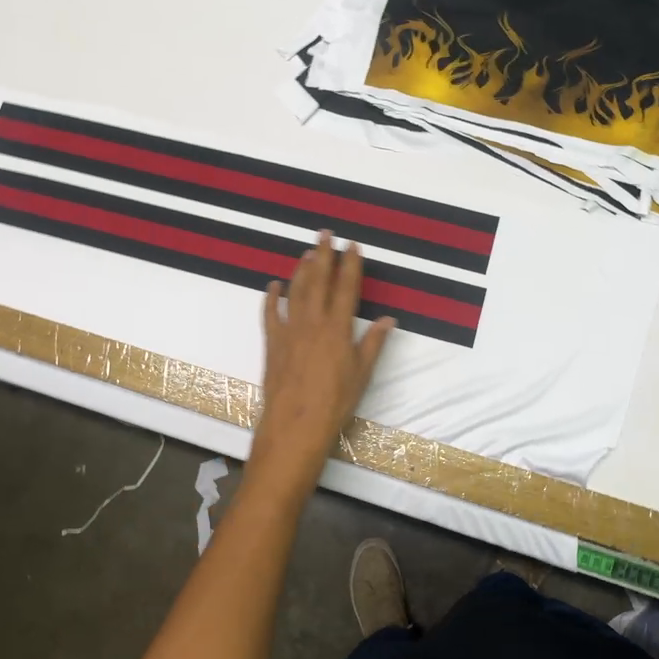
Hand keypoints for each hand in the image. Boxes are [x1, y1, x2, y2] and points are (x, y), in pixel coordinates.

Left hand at [249, 233, 394, 492]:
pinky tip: (273, 285)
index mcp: (338, 328)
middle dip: (323, 255)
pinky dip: (271, 298)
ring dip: (301, 270)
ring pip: (295, 292)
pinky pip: (270, 314)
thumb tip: (388, 320)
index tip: (353, 246)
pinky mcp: (272, 343)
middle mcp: (313, 322)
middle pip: (318, 281)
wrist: (295, 425)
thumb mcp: (361, 374)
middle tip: (325, 233)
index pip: (346, 288)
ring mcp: (289, 331)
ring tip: (306, 252)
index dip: (350, 265)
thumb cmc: (335, 402)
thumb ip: (372, 343)